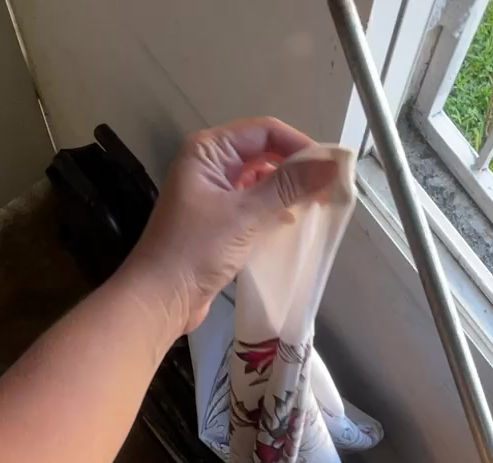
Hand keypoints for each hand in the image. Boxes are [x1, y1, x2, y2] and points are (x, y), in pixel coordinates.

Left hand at [119, 117, 342, 332]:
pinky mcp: (218, 225)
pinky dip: (274, 213)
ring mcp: (213, 196)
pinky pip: (253, 208)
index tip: (331, 168)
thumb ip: (288, 187)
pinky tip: (292, 225)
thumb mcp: (245, 215)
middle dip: (297, 169)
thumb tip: (332, 165)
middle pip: (264, 155)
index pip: (265, 132)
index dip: (300, 145)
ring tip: (317, 207)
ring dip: (287, 192)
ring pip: (260, 183)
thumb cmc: (196, 251)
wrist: (160, 299)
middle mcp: (210, 166)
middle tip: (330, 190)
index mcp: (209, 151)